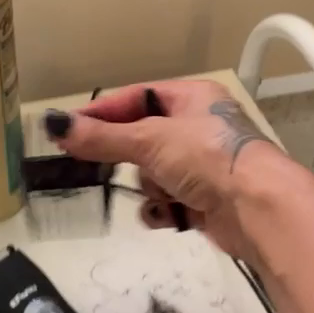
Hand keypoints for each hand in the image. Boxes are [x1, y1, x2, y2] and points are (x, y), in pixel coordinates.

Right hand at [47, 80, 284, 257]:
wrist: (258, 209)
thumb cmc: (208, 159)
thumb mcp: (149, 141)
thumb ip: (102, 137)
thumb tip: (55, 125)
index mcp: (193, 97)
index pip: (136, 97)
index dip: (101, 113)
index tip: (67, 131)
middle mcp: (199, 127)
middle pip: (143, 138)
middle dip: (128, 156)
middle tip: (99, 166)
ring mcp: (204, 166)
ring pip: (153, 173)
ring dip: (149, 186)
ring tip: (160, 193)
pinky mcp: (206, 200)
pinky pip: (169, 201)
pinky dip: (163, 209)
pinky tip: (167, 215)